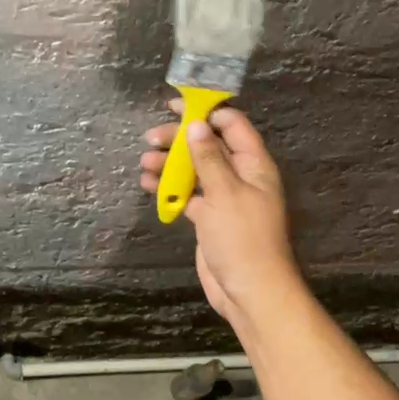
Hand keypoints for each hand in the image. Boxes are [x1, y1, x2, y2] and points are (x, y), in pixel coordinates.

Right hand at [141, 100, 300, 330]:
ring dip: (170, 163)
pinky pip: (188, 193)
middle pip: (209, 145)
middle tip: (151, 137)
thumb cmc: (242, 239)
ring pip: (195, 169)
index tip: (176, 106)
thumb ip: (209, 158)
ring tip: (144, 162)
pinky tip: (148, 184)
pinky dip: (169, 187)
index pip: (232, 125)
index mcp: (254, 165)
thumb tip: (196, 125)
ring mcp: (224, 197)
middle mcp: (240, 176)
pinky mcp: (209, 217)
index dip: (206, 111)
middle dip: (180, 138)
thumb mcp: (224, 193)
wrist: (250, 292)